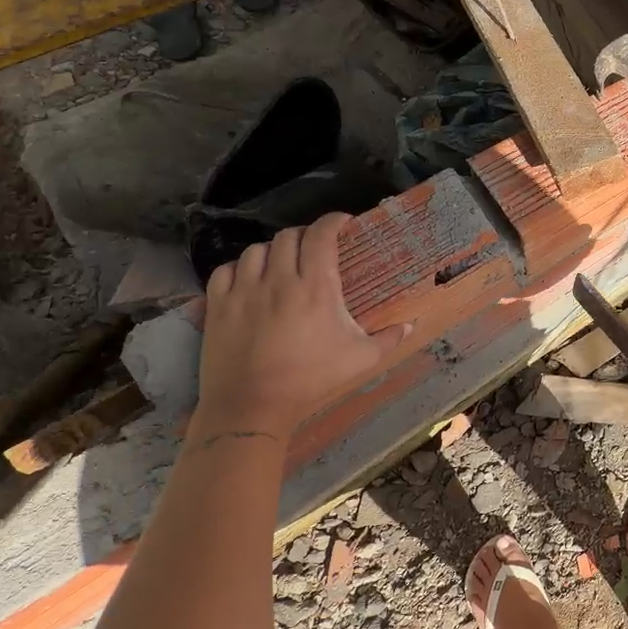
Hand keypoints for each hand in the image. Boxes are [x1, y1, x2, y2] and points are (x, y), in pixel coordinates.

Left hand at [195, 213, 411, 438]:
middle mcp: (279, 281)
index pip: (321, 236)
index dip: (333, 221)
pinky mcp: (217, 308)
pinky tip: (249, 278)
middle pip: (288, 237)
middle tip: (315, 246)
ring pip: (255, 250)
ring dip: (272, 250)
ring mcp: (243, 293)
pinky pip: (224, 271)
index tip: (343, 222)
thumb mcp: (361, 358)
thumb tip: (410, 326)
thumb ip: (389, 338)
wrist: (251, 406)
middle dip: (304, 235)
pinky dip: (239, 267)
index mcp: (316, 287)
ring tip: (281, 262)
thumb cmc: (311, 378)